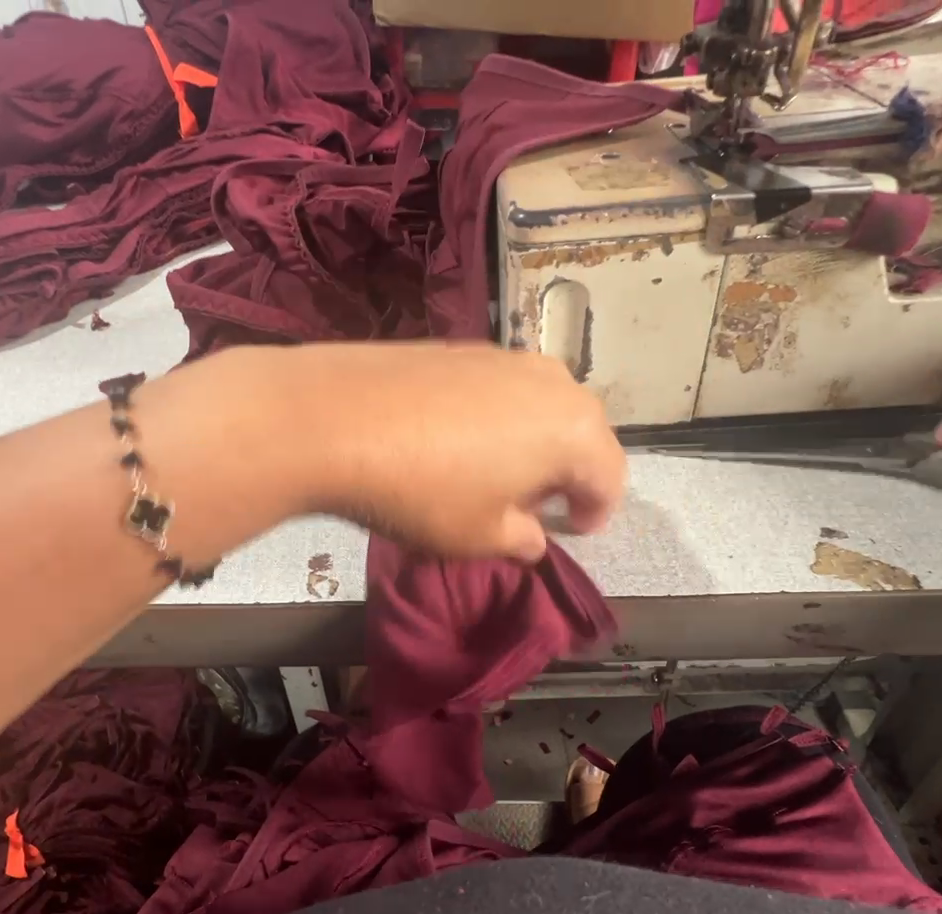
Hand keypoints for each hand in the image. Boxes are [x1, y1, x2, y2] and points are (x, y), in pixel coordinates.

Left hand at [142, 342, 625, 560]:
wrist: (332, 418)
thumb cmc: (422, 490)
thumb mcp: (479, 537)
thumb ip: (522, 538)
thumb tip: (532, 535)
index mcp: (575, 431)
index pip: (610, 477)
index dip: (595, 512)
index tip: (571, 532)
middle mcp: (552, 381)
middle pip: (581, 433)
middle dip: (567, 473)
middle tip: (535, 506)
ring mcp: (504, 355)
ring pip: (541, 405)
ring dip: (533, 442)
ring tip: (497, 474)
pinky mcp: (460, 346)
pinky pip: (500, 389)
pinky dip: (497, 417)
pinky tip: (456, 441)